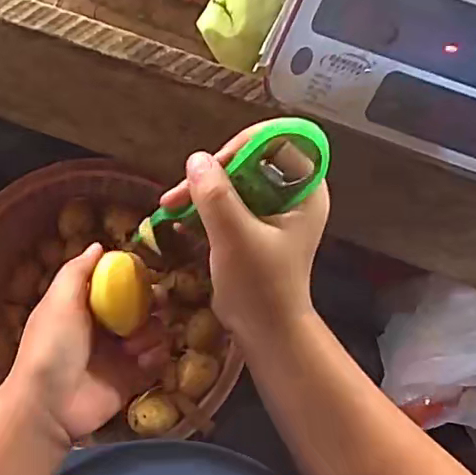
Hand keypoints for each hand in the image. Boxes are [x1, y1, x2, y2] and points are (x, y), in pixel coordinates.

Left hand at [6, 242, 171, 440]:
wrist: (48, 404)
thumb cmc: (50, 346)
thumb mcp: (59, 300)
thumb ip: (78, 271)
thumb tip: (99, 246)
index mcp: (84, 306)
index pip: (117, 285)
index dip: (133, 278)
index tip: (144, 275)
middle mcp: (104, 327)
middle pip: (141, 307)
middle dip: (152, 303)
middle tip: (157, 304)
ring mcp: (120, 354)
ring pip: (153, 331)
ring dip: (151, 332)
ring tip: (134, 344)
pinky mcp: (132, 378)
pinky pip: (157, 360)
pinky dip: (156, 356)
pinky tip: (142, 359)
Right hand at [157, 129, 328, 350]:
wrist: (264, 332)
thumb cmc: (260, 286)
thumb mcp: (235, 237)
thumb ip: (216, 196)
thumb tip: (195, 159)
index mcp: (305, 191)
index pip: (279, 142)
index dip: (244, 147)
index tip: (211, 168)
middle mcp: (292, 195)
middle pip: (250, 161)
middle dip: (213, 173)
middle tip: (180, 192)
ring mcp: (272, 213)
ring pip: (234, 183)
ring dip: (202, 191)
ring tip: (170, 206)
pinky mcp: (253, 229)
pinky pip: (227, 205)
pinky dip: (204, 209)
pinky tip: (178, 220)